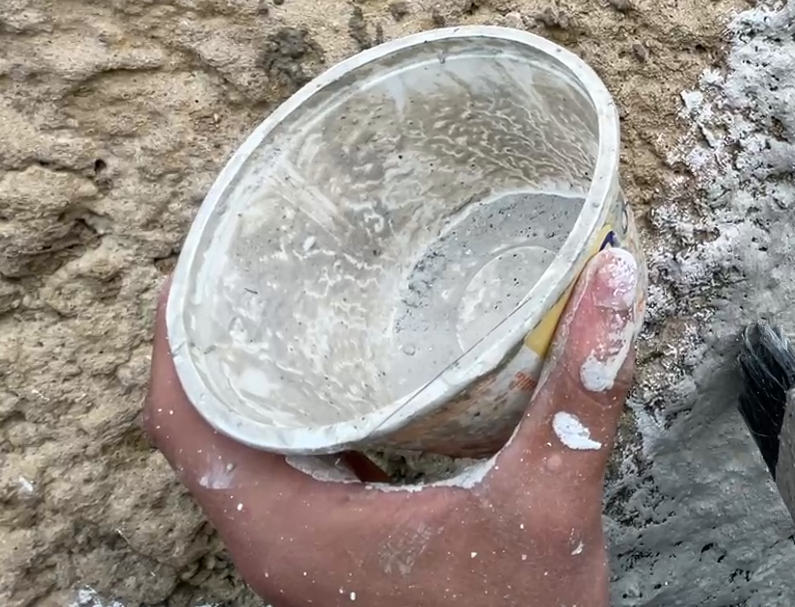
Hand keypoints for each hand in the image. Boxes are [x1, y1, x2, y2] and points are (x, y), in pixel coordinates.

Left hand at [143, 246, 643, 606]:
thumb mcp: (552, 498)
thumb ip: (579, 389)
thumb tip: (613, 276)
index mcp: (294, 530)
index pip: (187, 424)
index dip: (182, 335)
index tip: (204, 257)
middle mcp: (286, 537)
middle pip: (211, 423)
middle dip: (225, 335)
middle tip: (265, 253)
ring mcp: (317, 543)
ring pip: (255, 443)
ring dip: (265, 371)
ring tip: (305, 293)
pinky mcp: (352, 541)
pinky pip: (304, 458)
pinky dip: (311, 405)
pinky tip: (363, 370)